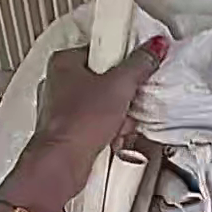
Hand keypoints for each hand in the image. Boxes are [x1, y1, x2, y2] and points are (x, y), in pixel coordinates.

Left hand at [0, 37, 167, 211]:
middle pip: (103, 83)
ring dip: (117, 119)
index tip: (135, 72)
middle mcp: (57, 86)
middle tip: (126, 105)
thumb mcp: (119, 86)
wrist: (62, 164)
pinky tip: (112, 140)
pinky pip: (96, 129)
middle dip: (121, 99)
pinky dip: (107, 135)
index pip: (100, 52)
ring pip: (100, 109)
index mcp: (63, 63)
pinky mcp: (68, 136)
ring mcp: (61, 113)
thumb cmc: (78, 123)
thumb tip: (154, 47)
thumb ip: (140, 64)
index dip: (121, 64)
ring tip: (119, 126)